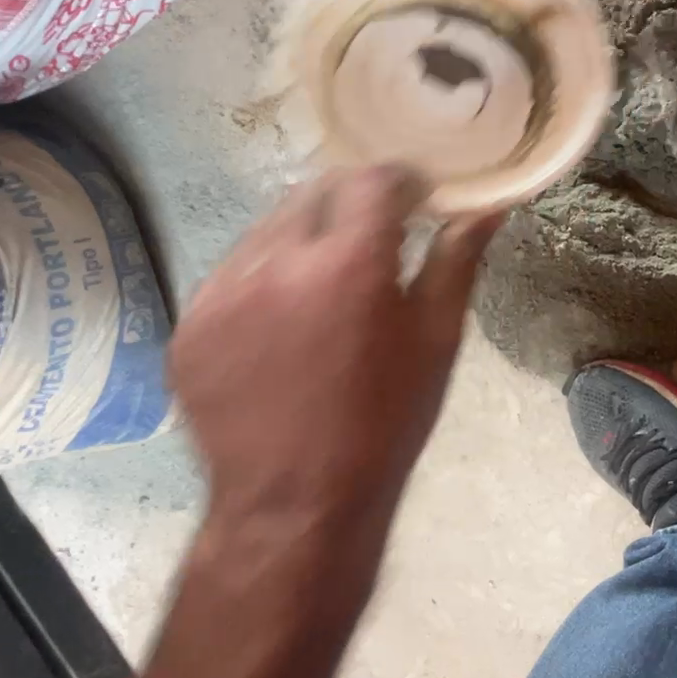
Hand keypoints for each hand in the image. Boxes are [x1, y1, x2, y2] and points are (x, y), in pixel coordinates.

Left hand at [171, 166, 503, 524]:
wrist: (297, 497)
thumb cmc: (389, 413)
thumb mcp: (439, 334)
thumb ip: (457, 258)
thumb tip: (488, 208)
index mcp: (349, 263)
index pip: (372, 181)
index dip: (402, 180)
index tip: (422, 198)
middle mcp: (276, 263)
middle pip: (315, 191)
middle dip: (355, 198)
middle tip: (385, 229)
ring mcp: (220, 293)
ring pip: (269, 226)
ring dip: (310, 230)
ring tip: (336, 271)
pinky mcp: (188, 324)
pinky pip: (234, 269)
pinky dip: (270, 268)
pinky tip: (293, 309)